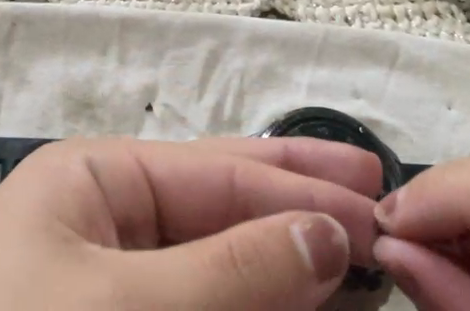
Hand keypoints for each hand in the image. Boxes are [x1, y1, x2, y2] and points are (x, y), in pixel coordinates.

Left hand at [0, 136, 383, 309]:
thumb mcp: (122, 302)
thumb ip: (229, 270)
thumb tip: (325, 233)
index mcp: (93, 180)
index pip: (218, 171)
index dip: (299, 186)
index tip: (374, 205)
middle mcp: (103, 220)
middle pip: (221, 205)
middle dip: (297, 204)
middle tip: (376, 199)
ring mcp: (107, 282)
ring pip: (215, 263)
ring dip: (282, 264)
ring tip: (351, 259)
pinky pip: (193, 303)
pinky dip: (243, 301)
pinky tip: (287, 299)